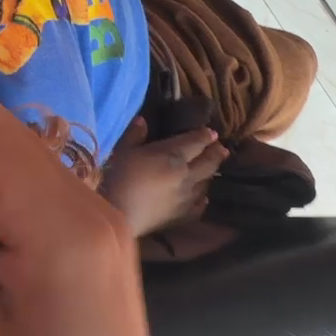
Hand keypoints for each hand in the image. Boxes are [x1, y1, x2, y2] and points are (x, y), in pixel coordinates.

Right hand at [99, 121, 226, 236]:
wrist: (118, 213)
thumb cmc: (115, 176)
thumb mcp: (121, 150)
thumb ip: (134, 135)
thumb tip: (143, 120)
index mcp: (172, 156)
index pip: (195, 142)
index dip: (205, 135)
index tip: (211, 132)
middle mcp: (188, 175)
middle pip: (209, 162)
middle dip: (216, 152)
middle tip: (220, 147)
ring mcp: (190, 196)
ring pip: (207, 182)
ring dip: (210, 172)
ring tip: (209, 168)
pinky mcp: (186, 214)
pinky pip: (201, 202)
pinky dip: (202, 195)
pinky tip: (201, 195)